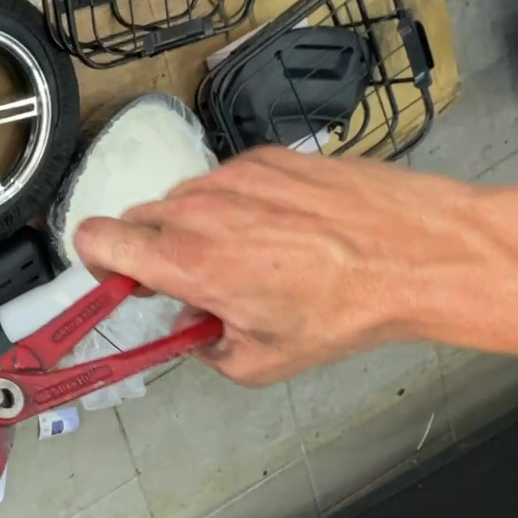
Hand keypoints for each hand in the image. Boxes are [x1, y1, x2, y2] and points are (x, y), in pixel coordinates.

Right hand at [73, 147, 486, 384]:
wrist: (425, 254)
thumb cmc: (343, 311)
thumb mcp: (258, 360)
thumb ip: (200, 347)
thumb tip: (189, 326)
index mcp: (184, 262)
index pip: (92, 238)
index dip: (98, 261)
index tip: (127, 280)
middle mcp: (196, 211)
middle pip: (134, 222)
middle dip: (150, 250)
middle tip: (193, 274)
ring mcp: (231, 178)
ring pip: (178, 200)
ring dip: (191, 226)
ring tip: (245, 248)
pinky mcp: (265, 156)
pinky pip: (221, 180)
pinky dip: (231, 202)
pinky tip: (277, 222)